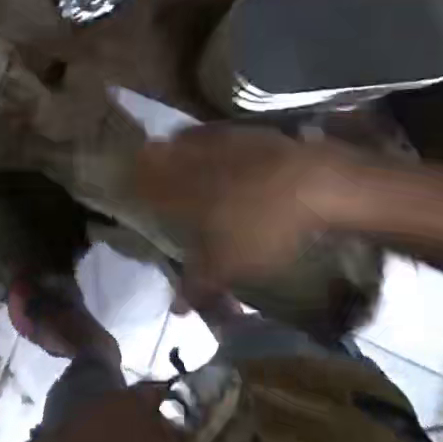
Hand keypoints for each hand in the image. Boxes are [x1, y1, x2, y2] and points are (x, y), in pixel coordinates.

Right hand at [133, 126, 344, 298]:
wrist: (312, 182)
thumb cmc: (262, 226)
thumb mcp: (228, 265)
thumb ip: (197, 284)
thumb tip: (174, 309)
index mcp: (176, 188)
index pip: (142, 182)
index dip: (134, 187)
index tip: (130, 193)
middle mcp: (188, 158)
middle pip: (156, 155)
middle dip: (150, 166)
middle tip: (151, 176)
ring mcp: (217, 140)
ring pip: (183, 142)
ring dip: (176, 151)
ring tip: (181, 164)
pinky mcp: (244, 131)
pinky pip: (213, 135)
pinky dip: (208, 144)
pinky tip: (220, 154)